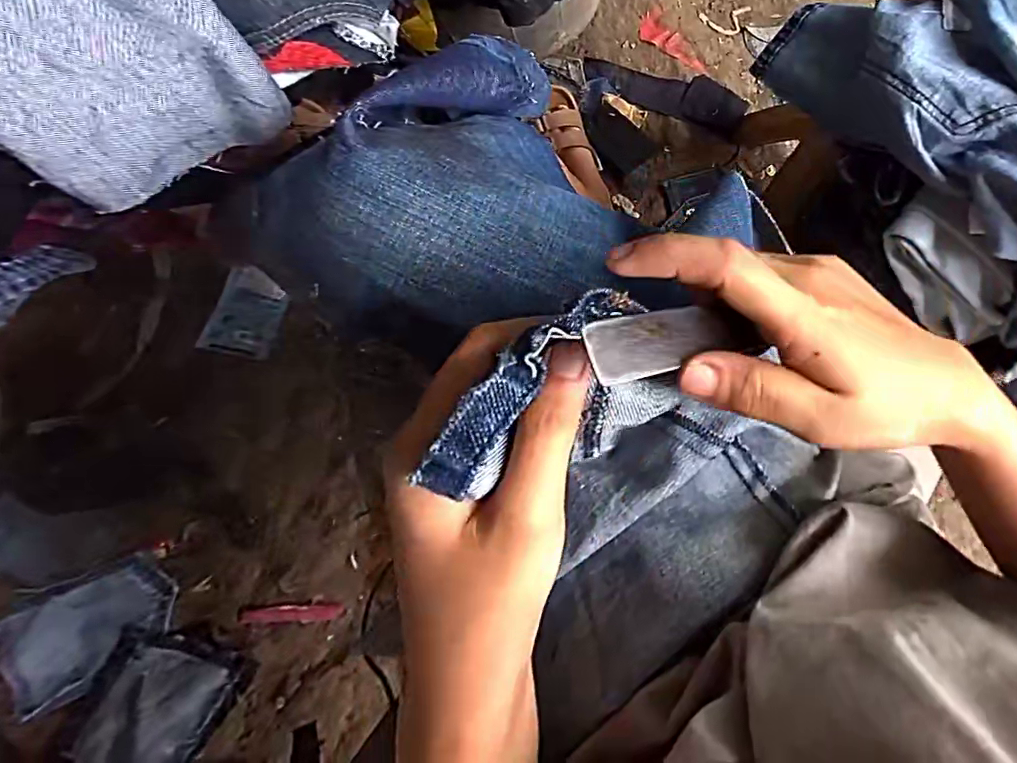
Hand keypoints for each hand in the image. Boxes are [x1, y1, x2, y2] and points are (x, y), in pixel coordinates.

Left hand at [382, 318, 589, 762]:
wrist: (470, 684)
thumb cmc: (493, 601)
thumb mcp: (528, 512)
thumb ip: (547, 429)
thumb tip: (573, 350)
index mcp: (418, 446)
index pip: (473, 355)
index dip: (531, 334)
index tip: (586, 332)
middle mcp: (420, 444)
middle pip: (480, 371)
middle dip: (539, 353)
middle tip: (597, 352)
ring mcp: (439, 464)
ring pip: (492, 396)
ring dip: (540, 381)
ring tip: (592, 374)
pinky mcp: (461, 482)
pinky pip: (497, 425)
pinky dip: (534, 410)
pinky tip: (569, 413)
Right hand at [606, 235, 1013, 450]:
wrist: (946, 382)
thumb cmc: (886, 407)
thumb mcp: (819, 417)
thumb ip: (753, 390)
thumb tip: (685, 368)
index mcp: (805, 309)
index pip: (725, 264)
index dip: (668, 255)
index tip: (621, 261)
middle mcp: (810, 273)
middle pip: (728, 262)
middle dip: (679, 279)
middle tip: (652, 322)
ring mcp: (822, 268)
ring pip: (747, 268)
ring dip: (711, 293)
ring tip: (708, 341)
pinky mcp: (828, 274)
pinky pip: (768, 274)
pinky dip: (738, 295)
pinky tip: (747, 334)